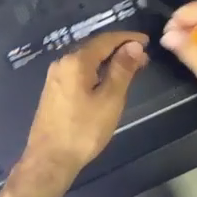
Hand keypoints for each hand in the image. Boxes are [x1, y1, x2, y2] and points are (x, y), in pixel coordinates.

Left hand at [19, 31, 150, 186]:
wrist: (49, 159)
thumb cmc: (83, 130)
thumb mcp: (110, 100)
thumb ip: (122, 70)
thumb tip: (133, 45)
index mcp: (76, 61)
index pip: (105, 40)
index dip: (128, 38)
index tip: (147, 41)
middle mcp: (62, 63)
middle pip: (94, 48)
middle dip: (119, 49)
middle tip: (142, 58)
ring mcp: (55, 77)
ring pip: (85, 61)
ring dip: (107, 61)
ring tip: (129, 69)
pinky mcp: (53, 91)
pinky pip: (78, 72)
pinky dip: (95, 71)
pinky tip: (106, 81)